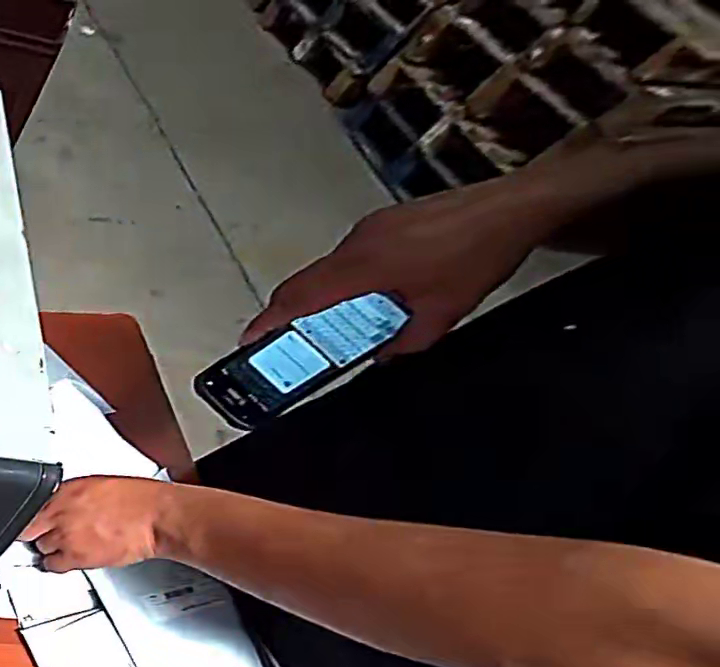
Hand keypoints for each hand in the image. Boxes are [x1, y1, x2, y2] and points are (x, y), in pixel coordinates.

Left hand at [19, 474, 172, 571]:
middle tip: (43, 535)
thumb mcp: (94, 485)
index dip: (28, 516)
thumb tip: (55, 502)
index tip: (29, 521)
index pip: (27, 506)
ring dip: (49, 548)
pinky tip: (67, 559)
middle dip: (33, 532)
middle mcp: (59, 513)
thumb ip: (68, 495)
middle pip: (26, 529)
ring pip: (40, 547)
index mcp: (63, 492)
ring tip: (66, 545)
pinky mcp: (74, 556)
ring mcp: (64, 536)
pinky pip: (52, 565)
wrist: (156, 517)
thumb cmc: (136, 500)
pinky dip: (57, 564)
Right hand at [241, 179, 548, 355]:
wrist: (528, 200)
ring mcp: (368, 230)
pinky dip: (345, 276)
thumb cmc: (483, 253)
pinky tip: (373, 284)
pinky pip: (348, 255)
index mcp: (359, 271)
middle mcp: (354, 248)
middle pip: (299, 285)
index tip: (249, 342)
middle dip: (285, 312)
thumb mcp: (444, 311)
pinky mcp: (385, 221)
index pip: (294, 301)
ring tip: (335, 313)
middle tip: (282, 334)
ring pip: (323, 270)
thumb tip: (385, 355)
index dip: (266, 323)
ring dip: (319, 293)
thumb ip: (407, 340)